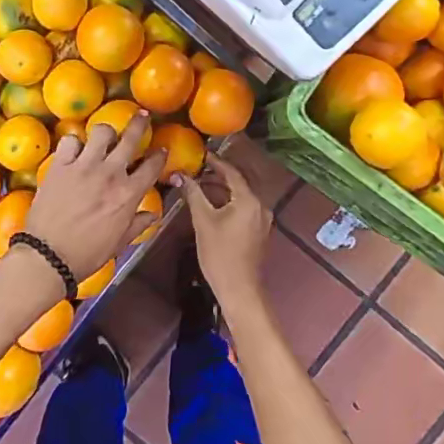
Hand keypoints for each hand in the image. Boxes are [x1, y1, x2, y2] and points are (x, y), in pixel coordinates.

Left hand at [27, 111, 166, 277]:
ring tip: (104, 135)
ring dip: (106, 132)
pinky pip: (70, 141)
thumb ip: (138, 225)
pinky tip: (74, 149)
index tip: (161, 149)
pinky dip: (74, 142)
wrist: (48, 257)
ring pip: (101, 132)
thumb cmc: (87, 254)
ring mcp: (84, 166)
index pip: (152, 166)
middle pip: (130, 139)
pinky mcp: (60, 166)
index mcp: (128, 194)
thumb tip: (152, 215)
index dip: (159, 156)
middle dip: (139, 124)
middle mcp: (110, 173)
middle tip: (142, 115)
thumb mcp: (119, 243)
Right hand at [174, 153, 272, 305]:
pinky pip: (246, 208)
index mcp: (249, 200)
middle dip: (219, 176)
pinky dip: (231, 203)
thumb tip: (179, 175)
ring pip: (242, 197)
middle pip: (239, 183)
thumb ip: (193, 194)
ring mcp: (263, 219)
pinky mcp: (260, 231)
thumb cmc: (219, 254)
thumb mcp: (203, 221)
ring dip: (224, 190)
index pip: (232, 173)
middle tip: (199, 170)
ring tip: (202, 187)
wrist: (239, 288)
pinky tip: (215, 207)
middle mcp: (261, 206)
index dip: (216, 162)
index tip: (202, 155)